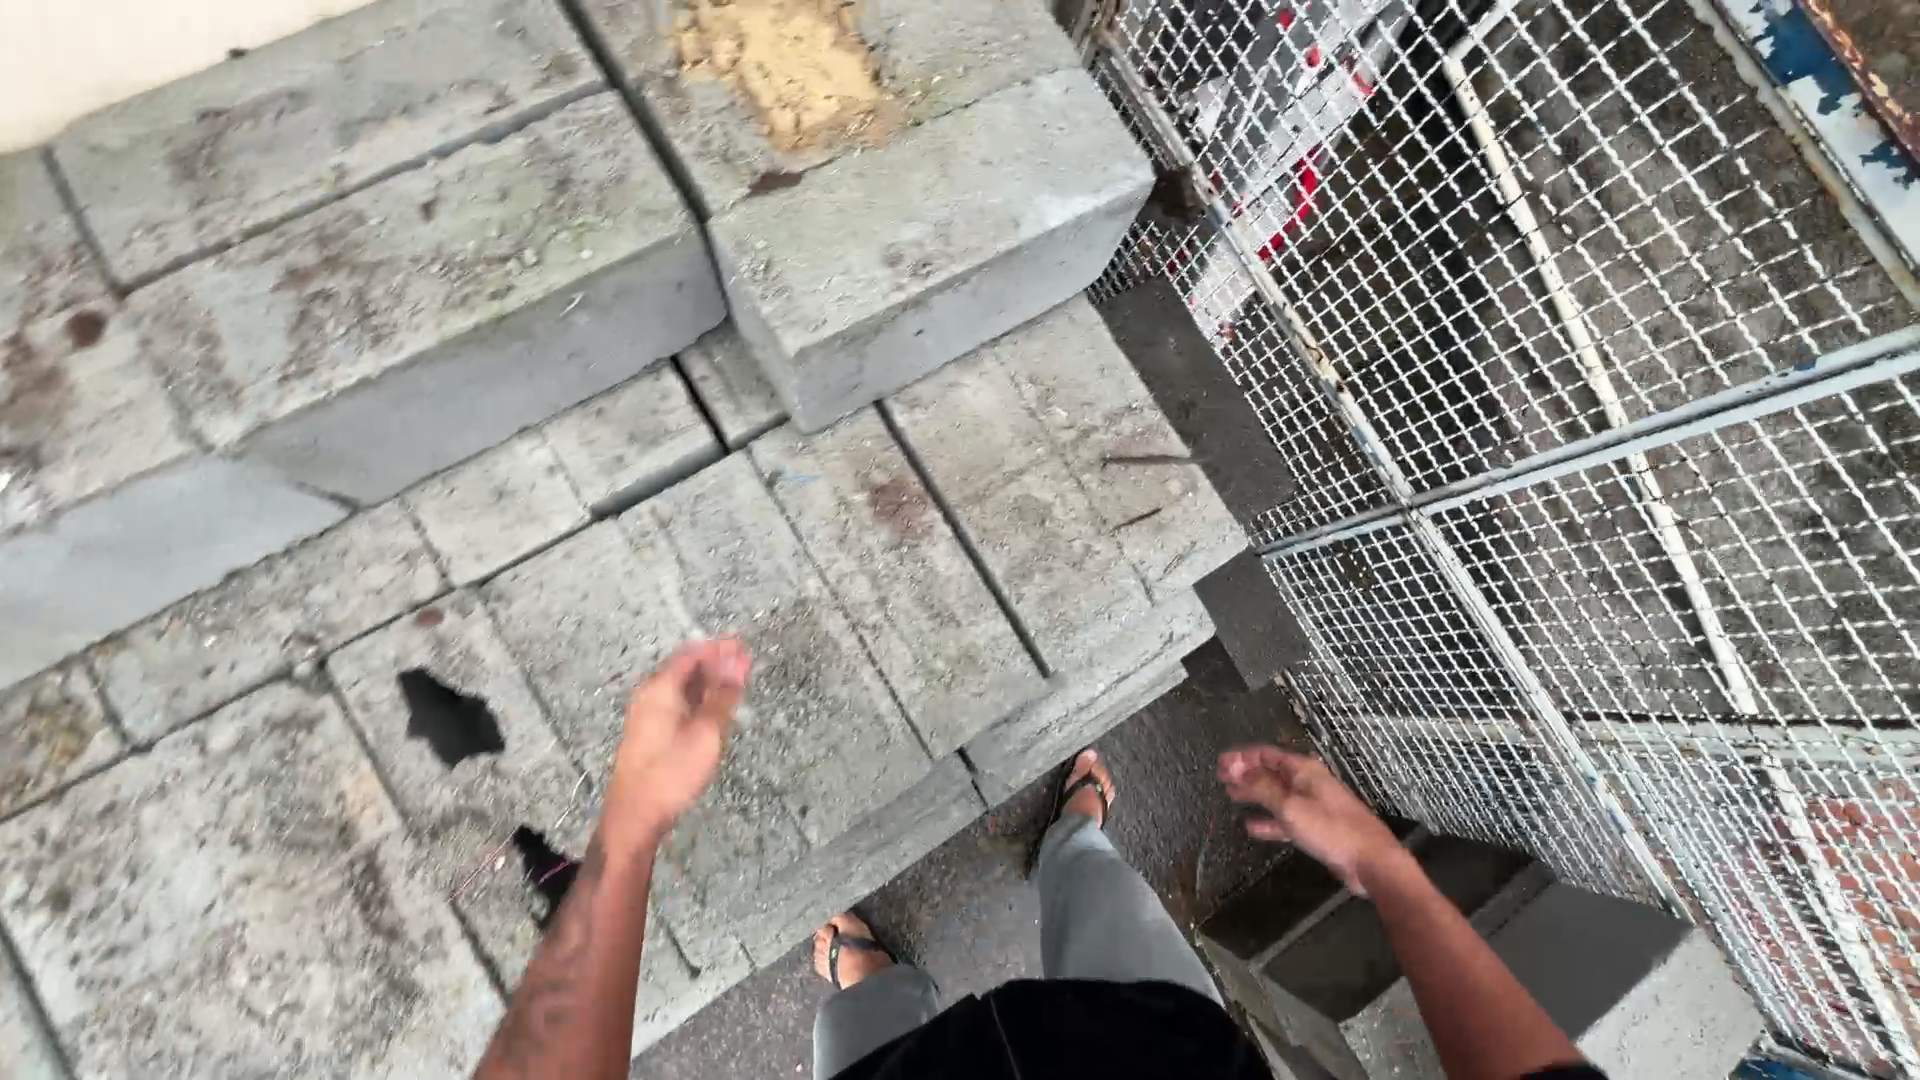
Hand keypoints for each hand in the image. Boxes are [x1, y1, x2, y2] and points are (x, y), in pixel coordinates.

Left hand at [602, 638, 751, 852]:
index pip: (692, 654)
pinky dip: (701, 698)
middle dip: (718, 662)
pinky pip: (679, 703)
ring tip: (739, 682)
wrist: (635, 816)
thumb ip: (723, 697)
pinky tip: (718, 706)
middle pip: (687, 668)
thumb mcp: (706, 733)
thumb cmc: (671, 773)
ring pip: (684, 687)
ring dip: (711, 681)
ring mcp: (649, 715)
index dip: (719, 647)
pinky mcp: (652, 732)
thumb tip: (737, 666)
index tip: (744, 645)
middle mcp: (651, 696)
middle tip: (746, 663)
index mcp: (660, 689)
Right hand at [1218, 745, 1405, 895]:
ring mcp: (1312, 805)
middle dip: (1245, 773)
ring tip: (1231, 796)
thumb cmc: (1331, 828)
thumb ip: (1261, 787)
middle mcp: (1307, 783)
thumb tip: (1235, 768)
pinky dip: (1268, 820)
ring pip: (1276, 794)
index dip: (1241, 757)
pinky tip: (1252, 826)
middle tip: (1221, 778)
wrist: (1372, 862)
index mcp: (1303, 770)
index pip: (1265, 754)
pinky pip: (1285, 818)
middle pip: (1270, 772)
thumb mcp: (1290, 806)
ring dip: (1254, 794)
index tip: (1220, 764)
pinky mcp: (1316, 828)